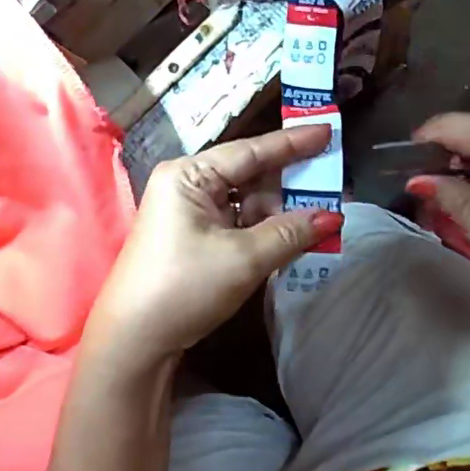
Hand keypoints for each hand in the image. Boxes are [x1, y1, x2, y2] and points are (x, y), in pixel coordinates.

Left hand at [85, 126, 343, 371]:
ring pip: (246, 200)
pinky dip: (265, 228)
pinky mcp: (193, 236)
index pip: (250, 151)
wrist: (135, 340)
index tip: (328, 130)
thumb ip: (291, 232)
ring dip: (280, 210)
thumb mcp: (244, 259)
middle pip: (249, 174)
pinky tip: (293, 234)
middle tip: (333, 179)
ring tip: (322, 213)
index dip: (293, 143)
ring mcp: (188, 212)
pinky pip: (237, 221)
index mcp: (188, 175)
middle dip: (290, 182)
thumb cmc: (185, 287)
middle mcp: (186, 184)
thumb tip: (334, 217)